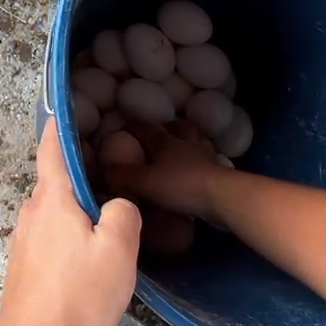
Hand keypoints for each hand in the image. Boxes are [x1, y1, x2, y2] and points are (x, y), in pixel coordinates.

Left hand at [0, 122, 141, 325]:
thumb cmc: (77, 294)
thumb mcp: (118, 248)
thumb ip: (122, 213)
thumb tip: (116, 205)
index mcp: (51, 198)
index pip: (52, 148)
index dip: (60, 125)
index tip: (68, 106)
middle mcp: (31, 213)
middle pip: (55, 181)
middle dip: (80, 174)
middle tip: (113, 169)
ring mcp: (24, 242)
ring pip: (54, 212)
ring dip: (77, 210)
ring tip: (108, 216)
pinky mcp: (26, 269)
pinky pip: (51, 237)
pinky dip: (70, 235)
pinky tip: (90, 256)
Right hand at [105, 122, 234, 225]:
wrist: (222, 198)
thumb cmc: (180, 186)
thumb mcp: (144, 182)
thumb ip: (121, 176)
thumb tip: (103, 170)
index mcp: (165, 142)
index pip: (145, 128)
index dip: (132, 127)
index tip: (121, 129)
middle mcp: (186, 144)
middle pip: (178, 128)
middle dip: (168, 128)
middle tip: (159, 135)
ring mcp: (204, 158)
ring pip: (195, 143)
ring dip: (187, 144)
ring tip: (179, 152)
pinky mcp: (218, 174)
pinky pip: (205, 163)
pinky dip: (198, 165)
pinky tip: (194, 175)